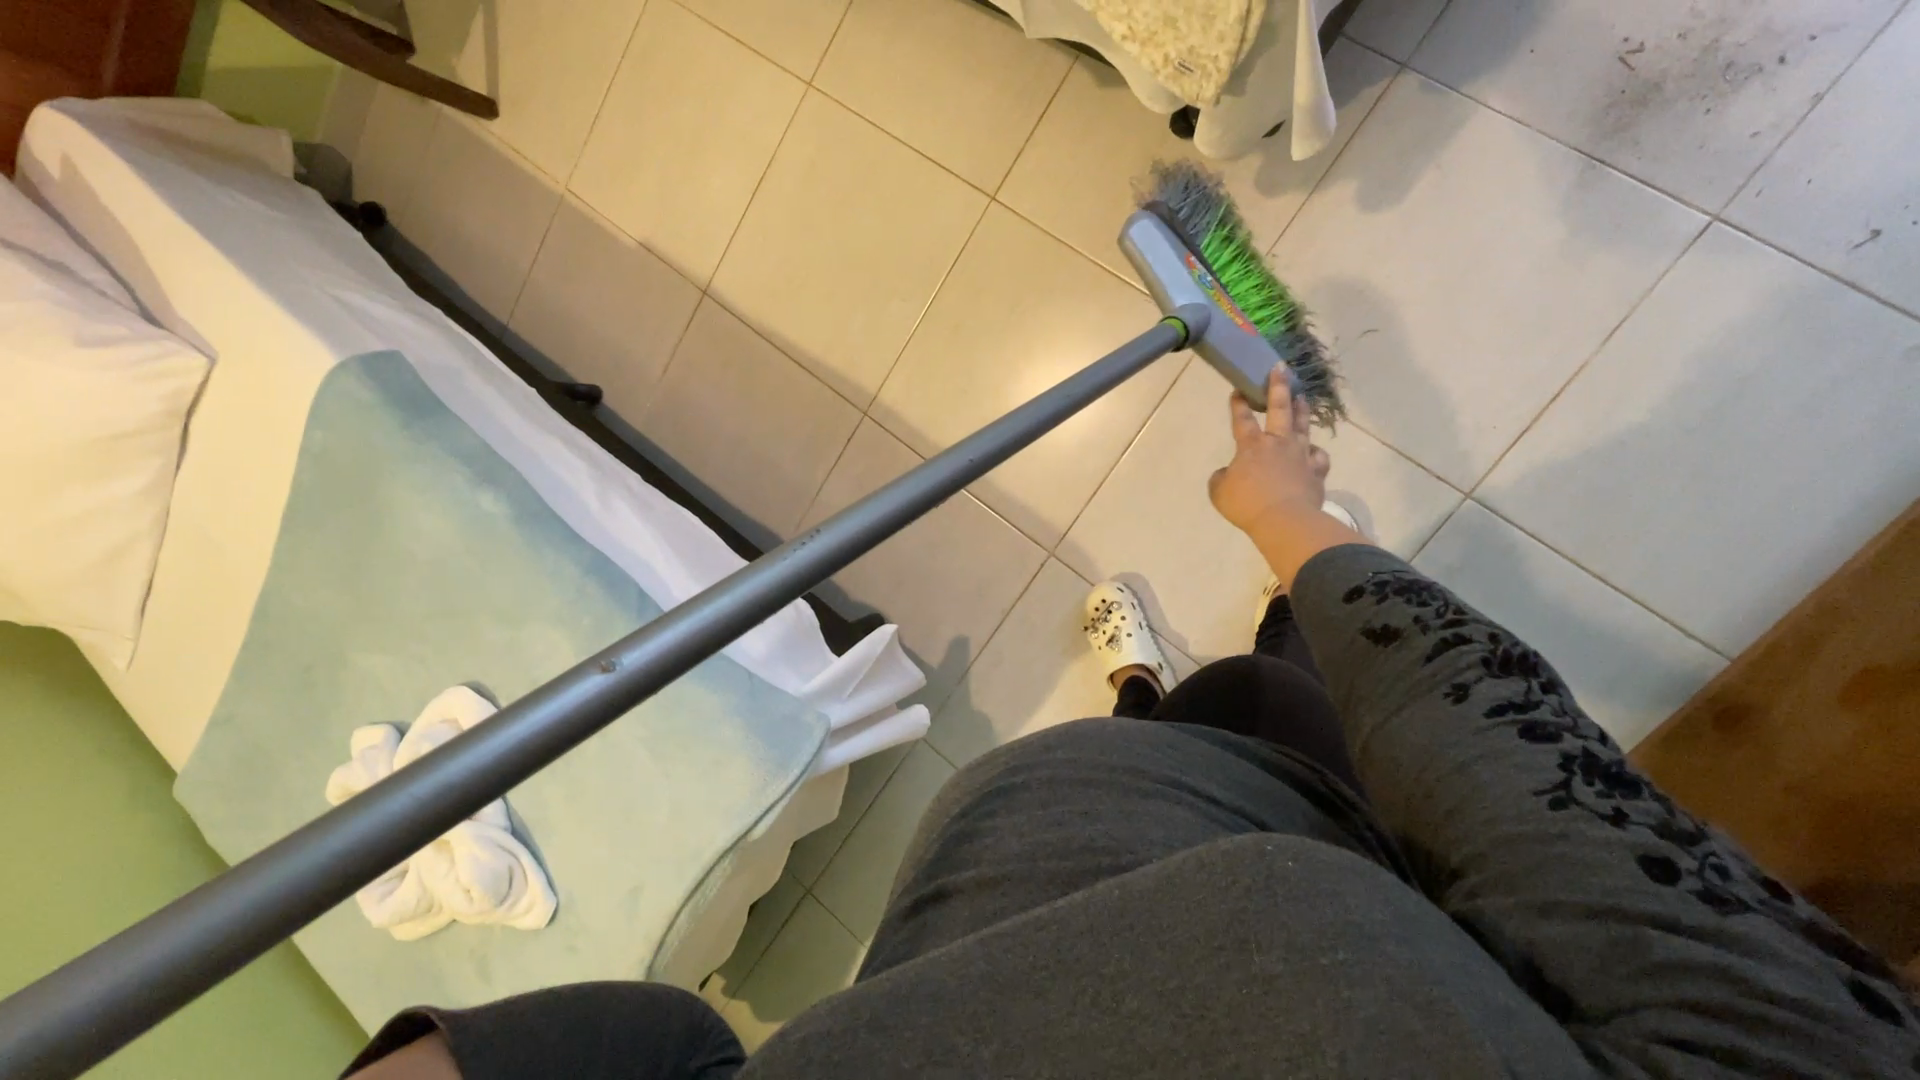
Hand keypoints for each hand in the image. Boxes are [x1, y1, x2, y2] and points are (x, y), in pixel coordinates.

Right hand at [1208, 364, 1330, 535]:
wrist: (1284, 521)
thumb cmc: (1247, 504)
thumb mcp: (1219, 492)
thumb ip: (1221, 478)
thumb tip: (1227, 473)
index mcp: (1251, 446)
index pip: (1242, 419)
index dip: (1239, 404)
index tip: (1238, 390)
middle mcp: (1278, 443)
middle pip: (1279, 409)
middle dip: (1278, 386)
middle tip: (1280, 368)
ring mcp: (1300, 455)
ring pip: (1303, 426)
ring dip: (1301, 409)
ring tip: (1301, 397)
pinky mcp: (1316, 471)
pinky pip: (1318, 457)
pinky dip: (1315, 453)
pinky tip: (1313, 453)